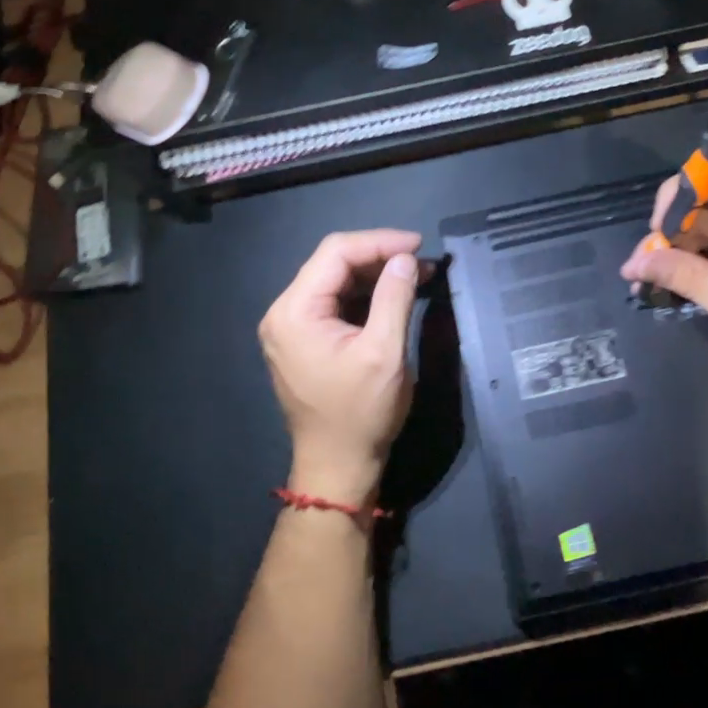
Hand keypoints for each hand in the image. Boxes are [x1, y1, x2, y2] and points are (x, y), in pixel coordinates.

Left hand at [259, 230, 422, 504]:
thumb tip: (406, 259)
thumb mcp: (384, 353)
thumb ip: (394, 298)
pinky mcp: (304, 341)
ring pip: (335, 282)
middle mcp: (284, 313)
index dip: (379, 242)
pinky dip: (365, 297)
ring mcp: (291, 328)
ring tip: (417, 276)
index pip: (335, 253)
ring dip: (375, 276)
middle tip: (422, 262)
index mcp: (295, 311)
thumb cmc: (360, 413)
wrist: (338, 466)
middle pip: (332, 264)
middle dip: (379, 257)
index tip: (419, 245)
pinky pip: (335, 305)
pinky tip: (395, 296)